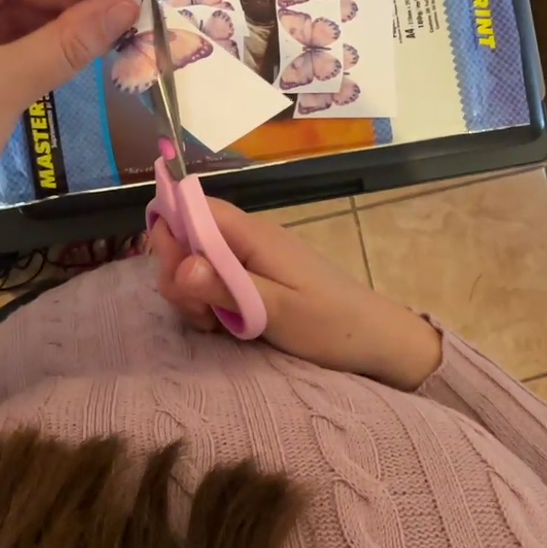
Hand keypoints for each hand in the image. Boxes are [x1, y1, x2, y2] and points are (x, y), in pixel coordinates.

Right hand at [148, 199, 442, 389]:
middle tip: (200, 313)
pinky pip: (214, 281)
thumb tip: (179, 266)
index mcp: (251, 234)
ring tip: (215, 324)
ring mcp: (250, 258)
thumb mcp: (275, 311)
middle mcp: (246, 239)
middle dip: (178, 274)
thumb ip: (224, 288)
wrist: (375, 340)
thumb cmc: (329, 324)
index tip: (173, 274)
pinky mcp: (254, 278)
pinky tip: (222, 325)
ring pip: (196, 263)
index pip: (193, 207)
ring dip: (192, 294)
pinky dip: (208, 303)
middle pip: (188, 238)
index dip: (171, 232)